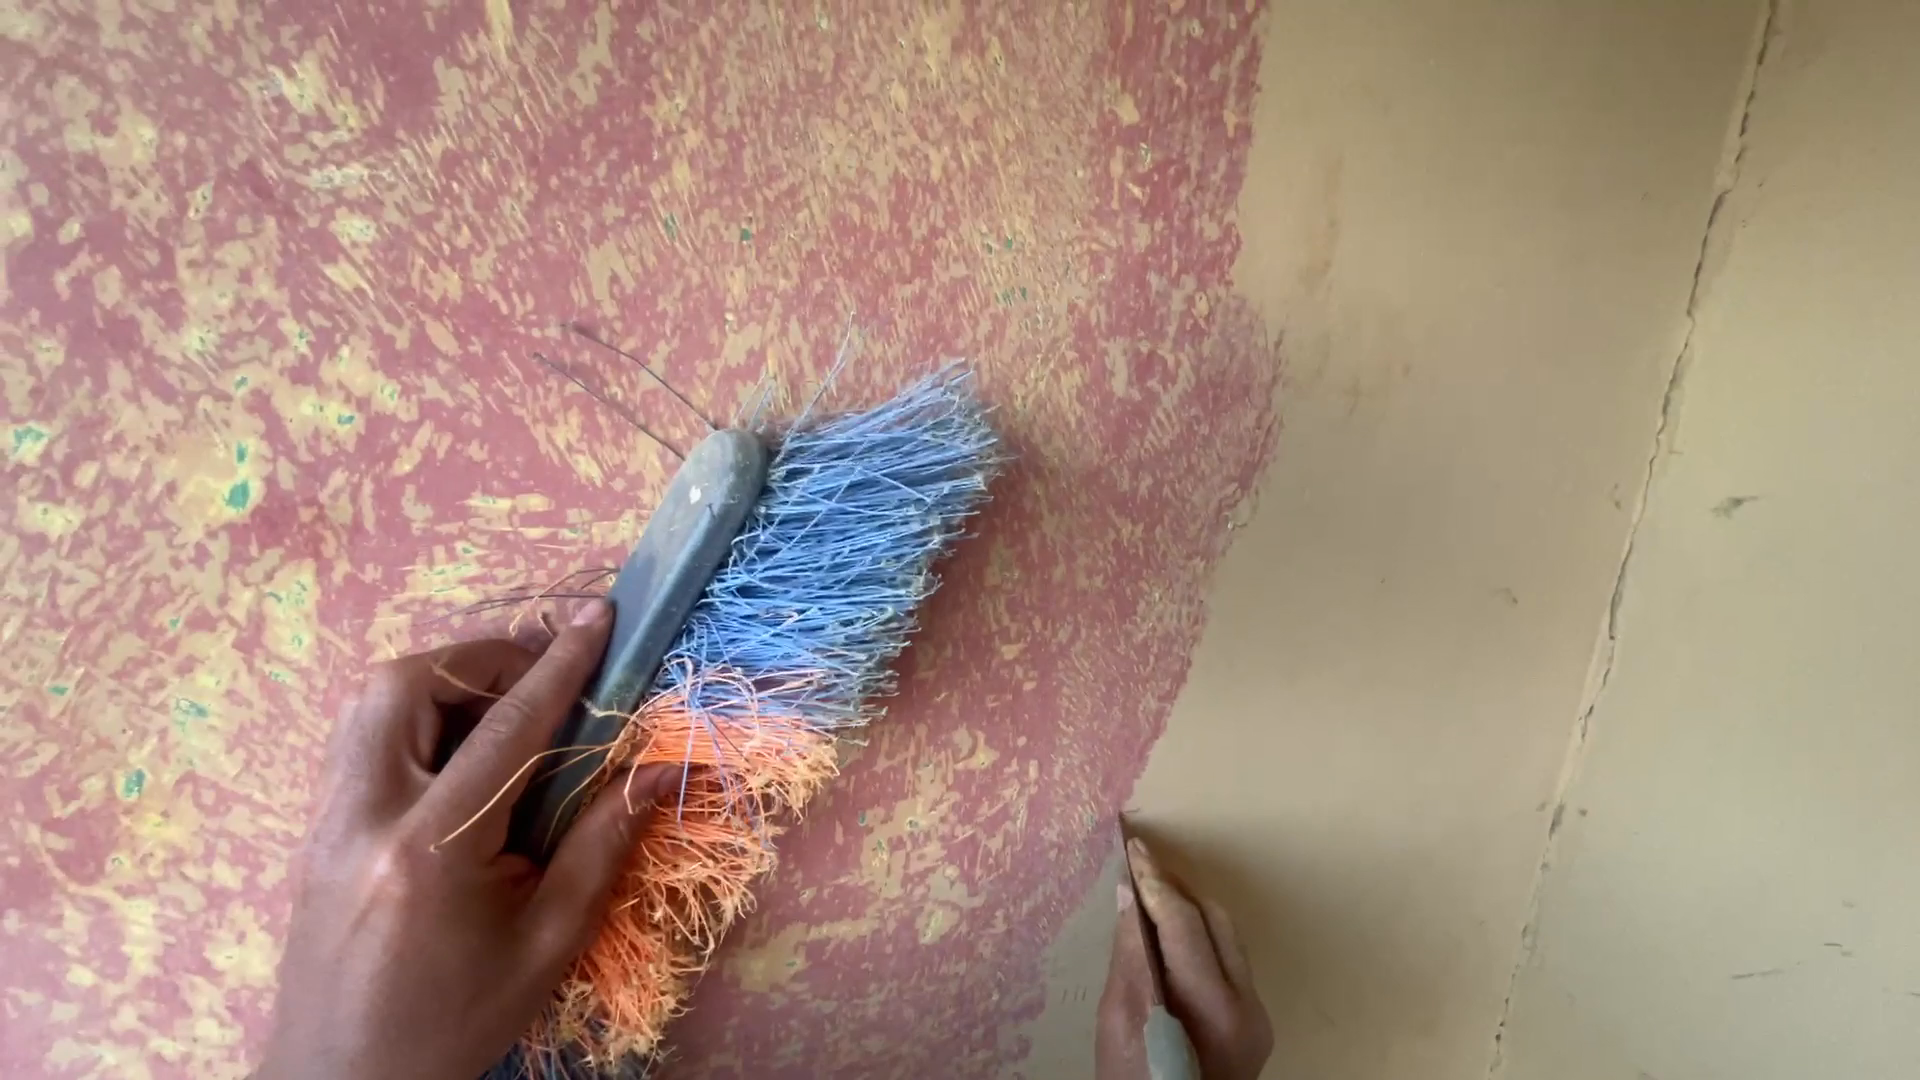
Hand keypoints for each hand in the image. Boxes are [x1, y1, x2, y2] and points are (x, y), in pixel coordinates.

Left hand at [259, 600, 676, 1079]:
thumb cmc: (459, 1020)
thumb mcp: (552, 939)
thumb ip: (605, 841)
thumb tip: (660, 768)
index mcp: (429, 851)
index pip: (506, 728)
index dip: (561, 664)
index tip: (599, 615)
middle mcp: (362, 820)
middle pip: (403, 688)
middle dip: (484, 658)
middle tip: (544, 676)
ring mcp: (326, 824)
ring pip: (373, 705)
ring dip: (450, 681)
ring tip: (511, 707)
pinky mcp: (318, 832)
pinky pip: (367, 737)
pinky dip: (425, 715)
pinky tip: (469, 751)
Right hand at [1097, 836, 1273, 1079]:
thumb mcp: (1119, 1023)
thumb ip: (1130, 955)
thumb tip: (1129, 895)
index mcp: (1215, 1010)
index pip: (1183, 921)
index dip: (1154, 880)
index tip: (1132, 847)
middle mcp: (1249, 1007)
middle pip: (1214, 918)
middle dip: (1173, 887)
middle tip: (1138, 865)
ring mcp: (1257, 1017)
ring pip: (1224, 934)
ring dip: (1186, 906)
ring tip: (1148, 889)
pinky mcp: (1252, 1022)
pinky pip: (1224, 957)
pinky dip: (1195, 933)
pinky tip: (1166, 928)